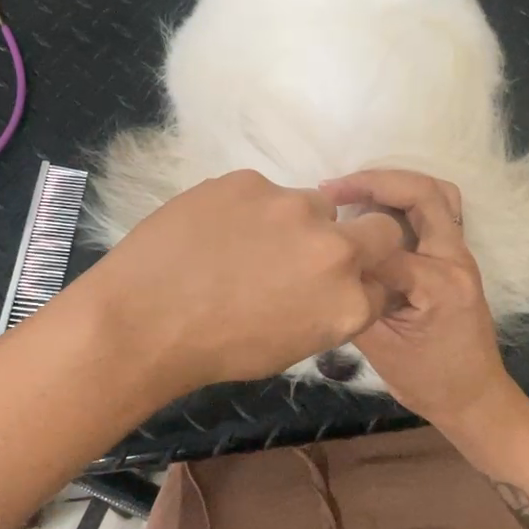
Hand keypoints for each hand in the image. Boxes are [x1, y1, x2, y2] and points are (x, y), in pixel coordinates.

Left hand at [64, 169, 404, 394]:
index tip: (342, 281)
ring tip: (246, 243)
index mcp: (348, 301)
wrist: (142, 318)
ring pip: (314, 204)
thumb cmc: (215, 350)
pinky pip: (263, 191)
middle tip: (313, 252)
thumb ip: (327, 308)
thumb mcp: (291, 346)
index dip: (365, 279)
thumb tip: (331, 284)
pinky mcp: (250, 178)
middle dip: (360, 238)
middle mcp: (335, 247)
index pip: (385, 279)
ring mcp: (291, 205)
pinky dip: (248, 208)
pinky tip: (214, 230)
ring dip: (295, 221)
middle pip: (379, 228)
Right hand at [324, 170, 526, 433]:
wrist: (474, 399)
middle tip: (333, 188)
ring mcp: (460, 254)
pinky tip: (373, 210)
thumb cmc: (429, 381)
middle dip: (376, 181)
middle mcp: (456, 258)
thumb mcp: (381, 347)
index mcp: (439, 283)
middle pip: (424, 192)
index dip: (348, 237)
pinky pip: (436, 209)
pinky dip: (404, 199)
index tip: (315, 233)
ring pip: (436, 192)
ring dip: (394, 183)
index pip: (385, 243)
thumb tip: (328, 265)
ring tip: (353, 191)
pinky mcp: (455, 256)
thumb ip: (356, 299)